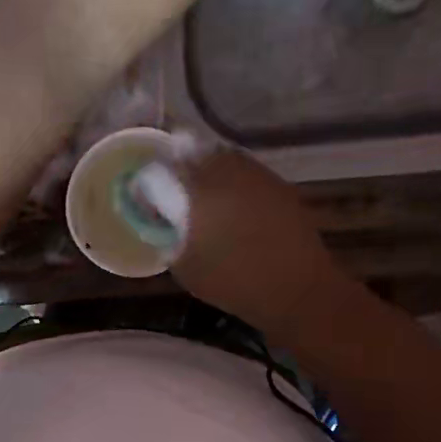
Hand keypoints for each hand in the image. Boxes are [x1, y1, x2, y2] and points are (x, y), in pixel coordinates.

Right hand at [136, 149, 334, 336]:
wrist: (295, 289)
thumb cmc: (233, 282)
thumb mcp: (185, 267)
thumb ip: (167, 237)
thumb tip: (162, 222)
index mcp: (199, 189)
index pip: (164, 168)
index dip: (150, 177)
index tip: (145, 191)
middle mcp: (228, 173)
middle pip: (197, 152)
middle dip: (181, 164)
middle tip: (173, 186)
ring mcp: (258, 176)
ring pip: (225, 158)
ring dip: (209, 169)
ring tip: (203, 193)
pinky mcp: (280, 187)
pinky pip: (248, 173)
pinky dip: (235, 182)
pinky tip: (233, 205)